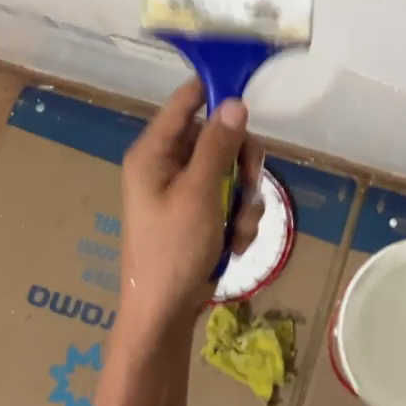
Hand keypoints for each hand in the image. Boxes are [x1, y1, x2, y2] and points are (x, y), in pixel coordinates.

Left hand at [120, 79, 264, 330]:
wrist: (164, 312)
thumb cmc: (174, 250)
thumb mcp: (200, 194)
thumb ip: (218, 145)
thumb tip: (235, 102)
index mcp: (154, 152)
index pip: (186, 100)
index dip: (217, 93)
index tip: (250, 99)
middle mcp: (166, 164)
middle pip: (219, 137)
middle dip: (242, 165)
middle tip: (250, 186)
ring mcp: (183, 189)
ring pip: (231, 170)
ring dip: (245, 199)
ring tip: (239, 230)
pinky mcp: (197, 212)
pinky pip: (230, 198)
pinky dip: (239, 218)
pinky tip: (234, 243)